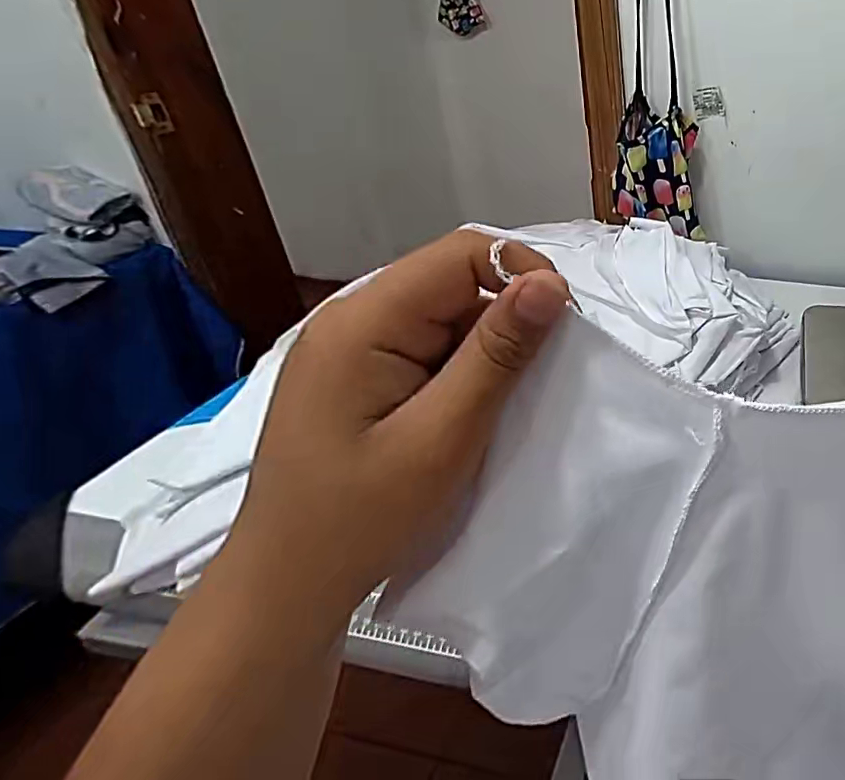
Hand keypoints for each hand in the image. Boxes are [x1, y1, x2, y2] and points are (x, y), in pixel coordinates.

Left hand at [225, 230, 572, 616]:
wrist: (284, 590)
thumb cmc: (360, 520)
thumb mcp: (444, 436)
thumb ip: (498, 353)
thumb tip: (550, 283)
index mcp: (363, 319)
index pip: (461, 254)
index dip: (521, 272)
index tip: (559, 325)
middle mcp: (353, 315)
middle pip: (453, 278)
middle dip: (505, 315)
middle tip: (530, 377)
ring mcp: (351, 343)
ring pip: (445, 310)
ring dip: (485, 344)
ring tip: (493, 402)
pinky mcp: (358, 369)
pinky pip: (427, 341)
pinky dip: (461, 364)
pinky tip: (464, 409)